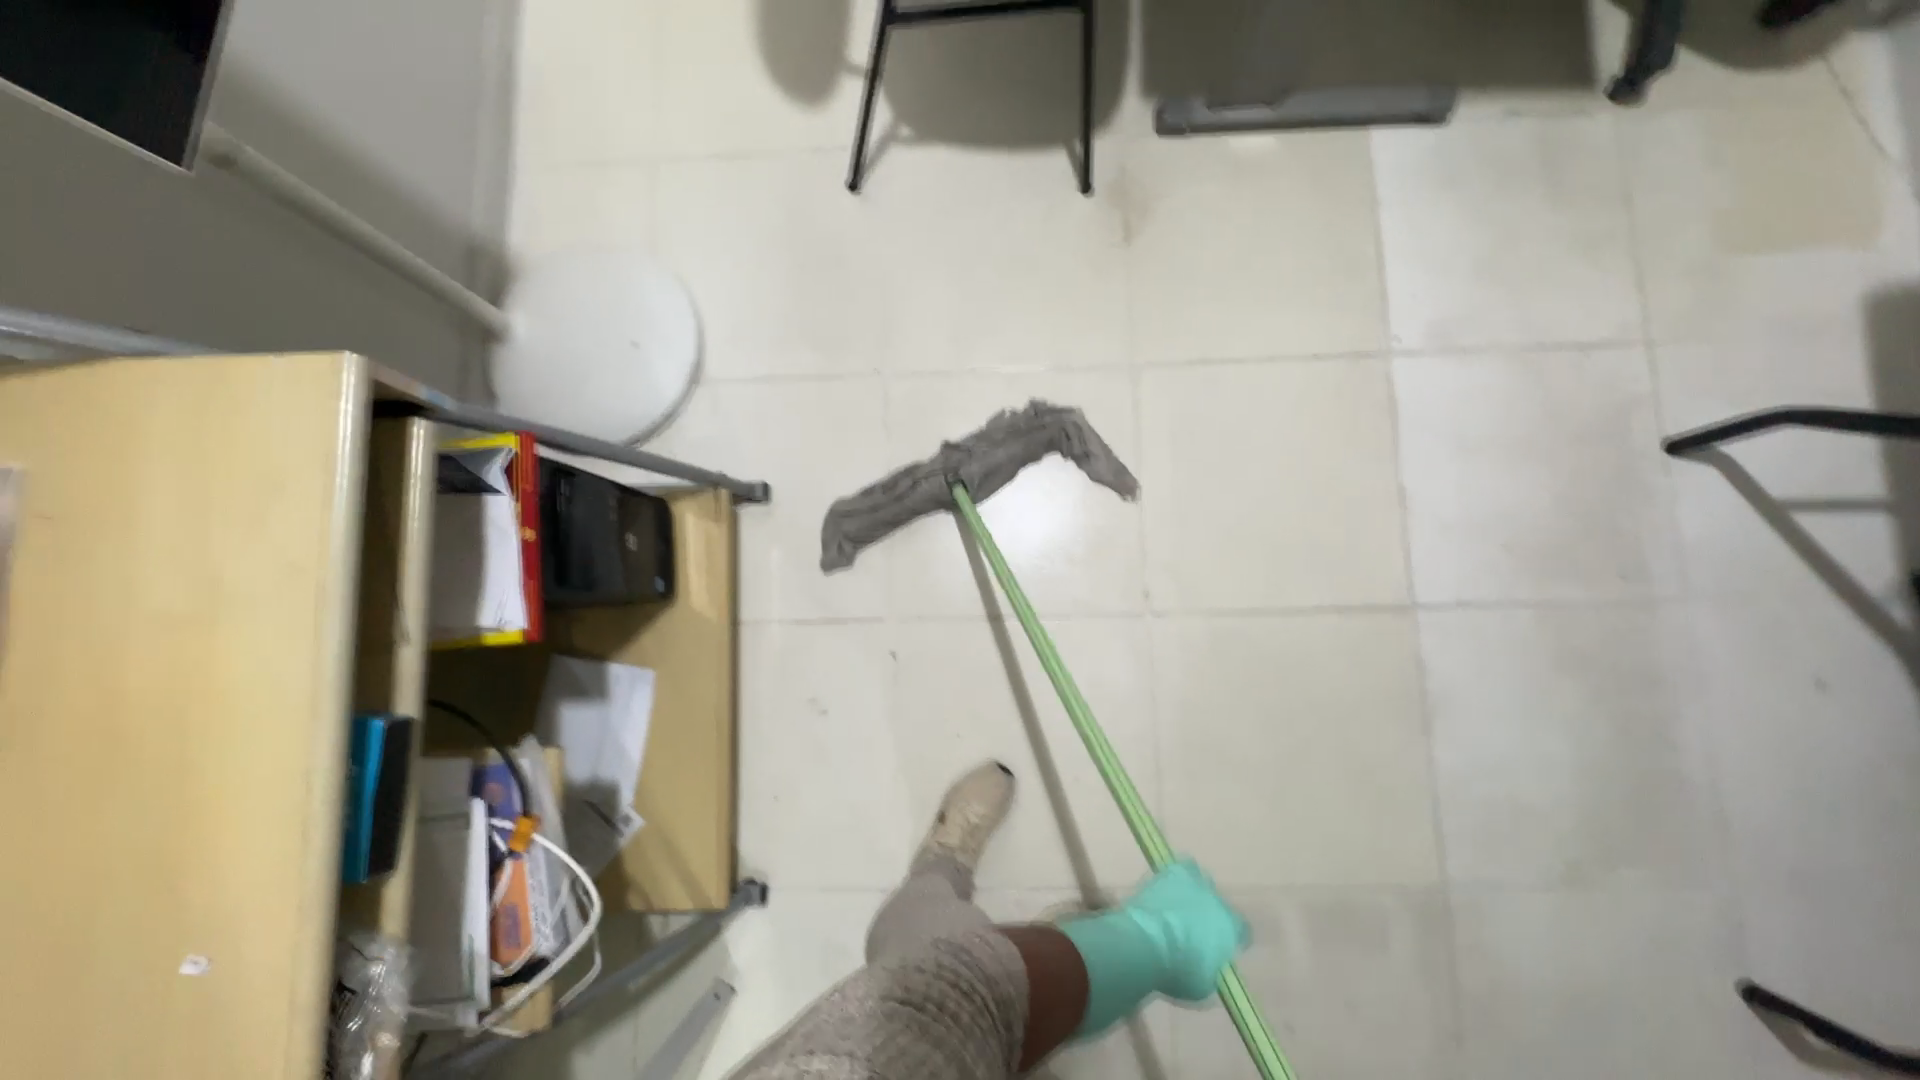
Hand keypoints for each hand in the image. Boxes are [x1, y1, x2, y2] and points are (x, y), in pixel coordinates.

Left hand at [1119, 858, 1249, 1000]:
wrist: (1143, 944)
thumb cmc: (1177, 971)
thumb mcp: (1201, 986)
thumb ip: (1210, 973)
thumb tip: (1207, 968)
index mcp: (1231, 927)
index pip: (1243, 931)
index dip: (1233, 939)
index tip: (1221, 950)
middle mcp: (1216, 900)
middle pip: (1219, 904)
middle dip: (1210, 914)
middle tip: (1194, 929)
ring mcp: (1192, 883)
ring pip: (1200, 880)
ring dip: (1193, 892)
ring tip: (1178, 905)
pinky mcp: (1168, 873)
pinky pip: (1178, 870)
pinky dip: (1173, 879)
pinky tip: (1164, 890)